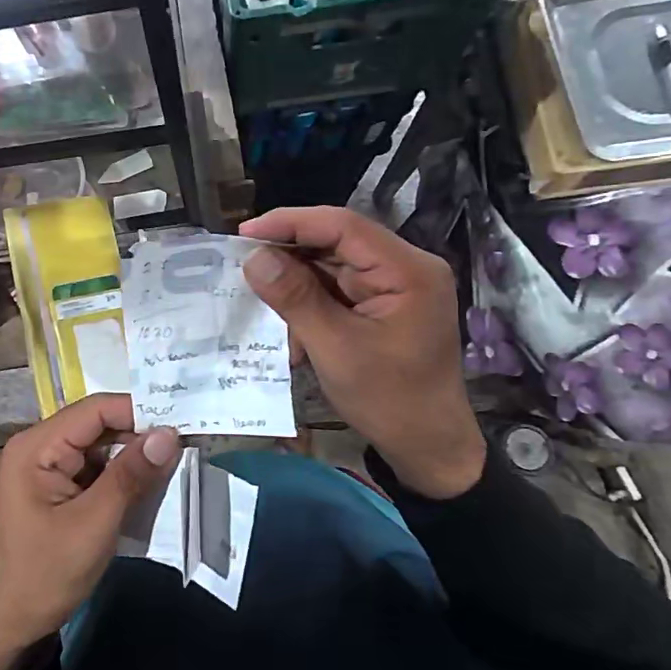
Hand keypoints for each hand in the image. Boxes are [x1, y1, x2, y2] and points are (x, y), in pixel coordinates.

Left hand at [0, 394, 181, 669]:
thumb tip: (169, 433)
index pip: (96, 410)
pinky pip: (97, 472)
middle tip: (189, 443)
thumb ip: (130, 475)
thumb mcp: (93, 524)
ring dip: (136, 459)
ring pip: (102, 449)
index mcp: (37, 447)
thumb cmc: (43, 575)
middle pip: (99, 426)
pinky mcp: (58, 492)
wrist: (5, 629)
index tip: (182, 422)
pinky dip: (124, 478)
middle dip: (141, 435)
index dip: (139, 411)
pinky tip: (153, 487)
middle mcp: (40, 449)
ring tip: (179, 462)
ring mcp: (48, 471)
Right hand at [241, 206, 485, 499]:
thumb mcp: (335, 348)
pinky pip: (339, 289)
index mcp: (408, 270)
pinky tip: (286, 321)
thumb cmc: (388, 400)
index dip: (291, 222)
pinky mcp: (384, 305)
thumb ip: (295, 298)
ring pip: (333, 265)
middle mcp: (406, 267)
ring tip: (258, 294)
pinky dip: (310, 302)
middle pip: (338, 242)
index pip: (343, 226)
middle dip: (289, 254)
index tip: (245, 232)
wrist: (428, 446)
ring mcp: (396, 286)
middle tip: (242, 263)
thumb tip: (254, 257)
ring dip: (296, 282)